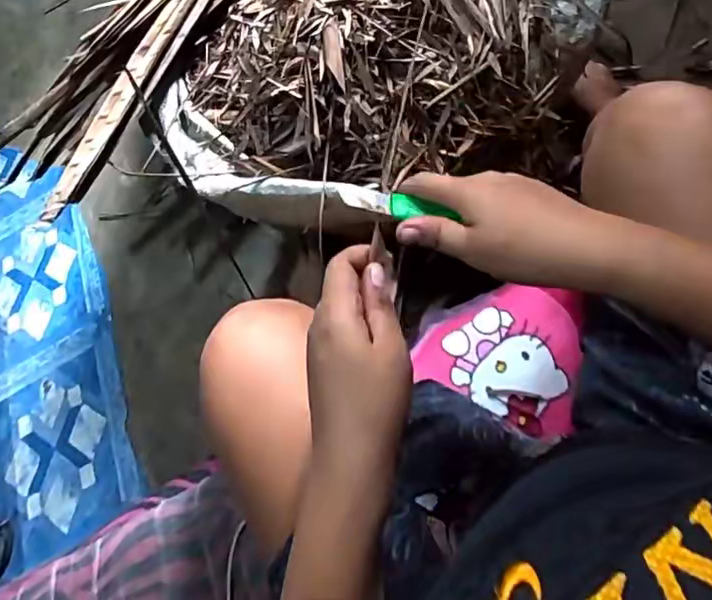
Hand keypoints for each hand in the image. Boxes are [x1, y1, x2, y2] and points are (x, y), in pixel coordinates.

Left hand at [306, 245, 410, 503]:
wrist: (349, 457)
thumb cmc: (377, 399)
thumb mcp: (390, 347)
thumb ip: (380, 303)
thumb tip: (374, 267)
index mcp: (333, 313)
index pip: (339, 263)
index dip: (362, 252)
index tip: (390, 258)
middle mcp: (316, 322)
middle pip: (336, 283)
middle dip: (364, 275)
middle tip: (397, 288)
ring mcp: (314, 344)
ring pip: (336, 305)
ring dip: (360, 300)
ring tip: (391, 314)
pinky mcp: (318, 364)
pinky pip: (334, 327)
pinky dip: (354, 321)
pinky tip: (375, 341)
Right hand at [394, 171, 607, 285]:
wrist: (591, 245)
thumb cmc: (523, 252)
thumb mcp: (473, 250)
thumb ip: (436, 234)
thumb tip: (401, 224)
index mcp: (465, 190)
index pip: (422, 181)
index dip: (404, 193)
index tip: (397, 212)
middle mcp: (485, 176)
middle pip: (449, 187)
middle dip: (434, 206)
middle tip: (434, 237)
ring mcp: (511, 180)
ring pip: (475, 192)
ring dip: (463, 210)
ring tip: (472, 240)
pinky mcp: (533, 189)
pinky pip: (497, 196)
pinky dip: (488, 210)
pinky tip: (505, 235)